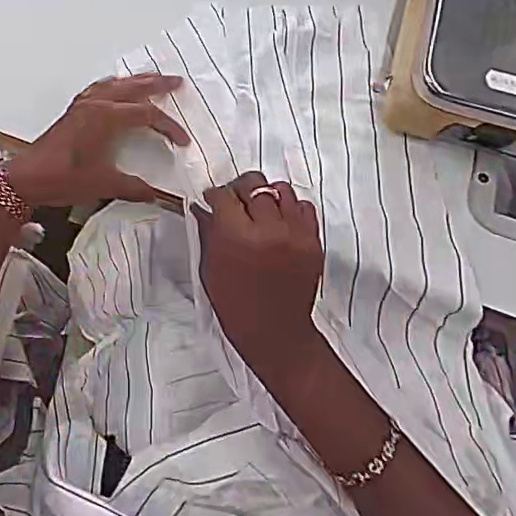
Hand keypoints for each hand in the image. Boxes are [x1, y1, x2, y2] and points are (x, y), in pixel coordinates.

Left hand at [3, 74, 188, 206]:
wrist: (27, 178)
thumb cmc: (63, 178)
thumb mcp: (104, 184)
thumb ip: (133, 187)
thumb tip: (153, 194)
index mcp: (107, 118)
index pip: (148, 114)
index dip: (169, 126)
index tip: (182, 140)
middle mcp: (96, 105)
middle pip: (134, 87)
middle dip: (158, 84)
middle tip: (177, 82)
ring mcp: (83, 105)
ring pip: (116, 84)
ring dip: (136, 81)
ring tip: (152, 79)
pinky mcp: (74, 111)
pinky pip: (99, 88)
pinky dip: (114, 85)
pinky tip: (117, 88)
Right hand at [194, 172, 326, 382]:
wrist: (275, 330)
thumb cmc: (236, 305)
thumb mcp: (211, 269)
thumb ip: (208, 232)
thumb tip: (202, 207)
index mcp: (236, 237)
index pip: (224, 195)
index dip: (216, 195)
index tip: (213, 199)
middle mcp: (268, 230)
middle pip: (254, 185)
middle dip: (240, 190)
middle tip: (235, 201)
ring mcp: (294, 234)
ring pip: (281, 190)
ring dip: (267, 196)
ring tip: (260, 210)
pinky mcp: (313, 241)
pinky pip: (304, 206)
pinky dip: (291, 208)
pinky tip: (280, 220)